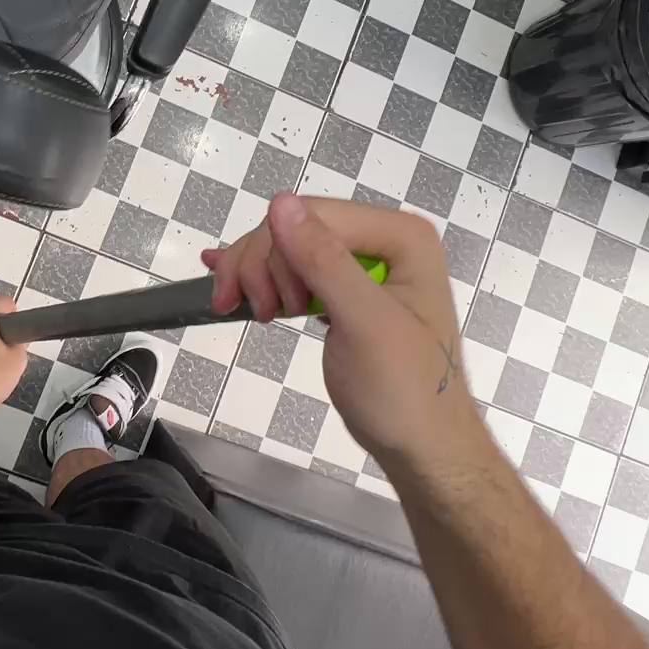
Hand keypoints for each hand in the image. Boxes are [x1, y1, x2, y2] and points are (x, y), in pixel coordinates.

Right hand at [205, 195, 474, 468]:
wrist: (420, 446)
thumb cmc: (402, 391)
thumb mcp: (364, 323)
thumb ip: (323, 260)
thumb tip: (279, 202)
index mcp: (401, 236)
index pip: (315, 214)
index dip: (277, 251)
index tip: (266, 305)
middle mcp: (383, 238)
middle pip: (296, 225)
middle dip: (262, 265)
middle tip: (259, 313)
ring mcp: (362, 263)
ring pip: (287, 244)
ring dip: (256, 274)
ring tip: (250, 311)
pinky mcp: (343, 287)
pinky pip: (294, 267)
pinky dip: (261, 276)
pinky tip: (229, 279)